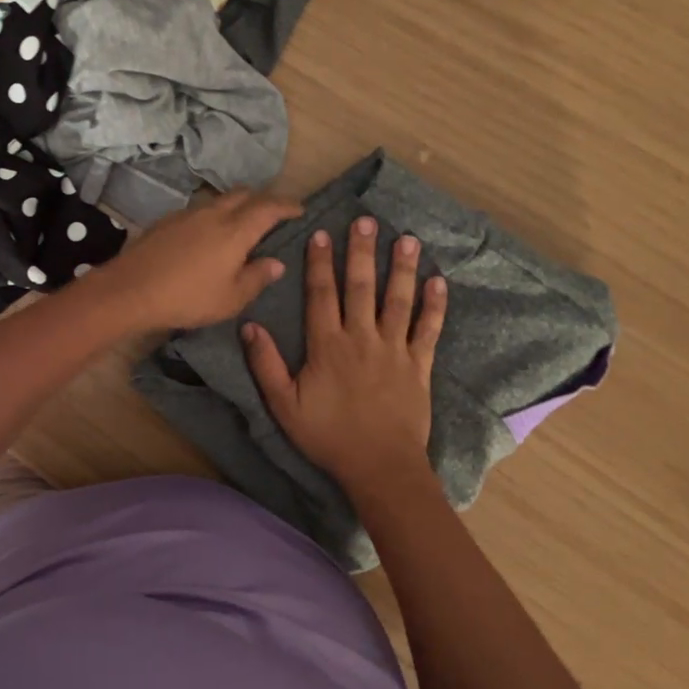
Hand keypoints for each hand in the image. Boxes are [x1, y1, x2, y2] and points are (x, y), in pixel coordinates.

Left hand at [90, 190, 302, 330]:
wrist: (129, 289)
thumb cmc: (187, 298)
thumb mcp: (230, 298)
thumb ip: (256, 277)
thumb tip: (276, 262)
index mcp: (235, 230)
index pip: (268, 207)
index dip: (287, 205)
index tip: (300, 209)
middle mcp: (212, 214)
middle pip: (243, 194)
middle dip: (263, 198)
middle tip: (273, 212)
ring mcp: (185, 214)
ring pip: (218, 199)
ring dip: (235, 204)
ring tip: (242, 221)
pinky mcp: (165, 221)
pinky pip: (198, 209)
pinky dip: (212, 214)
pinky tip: (208, 232)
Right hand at [242, 217, 447, 498]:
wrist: (380, 467)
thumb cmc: (327, 435)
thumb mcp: (283, 403)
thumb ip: (266, 363)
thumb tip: (250, 325)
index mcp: (327, 345)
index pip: (322, 294)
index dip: (320, 262)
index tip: (321, 233)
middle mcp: (361, 338)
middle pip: (360, 287)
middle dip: (361, 252)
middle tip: (366, 221)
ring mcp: (394, 350)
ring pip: (398, 301)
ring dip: (401, 268)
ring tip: (406, 239)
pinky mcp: (419, 366)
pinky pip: (428, 330)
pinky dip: (435, 306)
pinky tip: (438, 282)